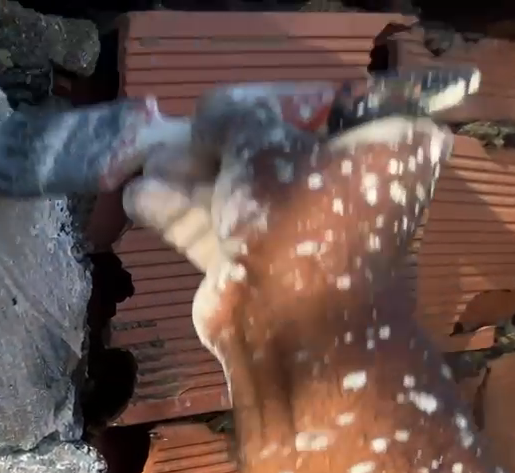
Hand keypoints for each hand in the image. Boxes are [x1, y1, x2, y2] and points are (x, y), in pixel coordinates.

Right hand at [118, 99, 451, 366]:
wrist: (289, 322)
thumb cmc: (299, 226)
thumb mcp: (268, 156)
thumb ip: (237, 124)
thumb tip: (209, 108)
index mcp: (378, 148)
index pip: (319, 113)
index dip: (263, 111)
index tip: (215, 113)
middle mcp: (338, 184)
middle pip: (262, 154)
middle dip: (207, 150)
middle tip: (161, 142)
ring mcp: (288, 227)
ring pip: (227, 192)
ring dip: (180, 180)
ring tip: (137, 169)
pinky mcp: (246, 260)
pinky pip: (209, 225)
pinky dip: (174, 211)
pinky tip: (136, 199)